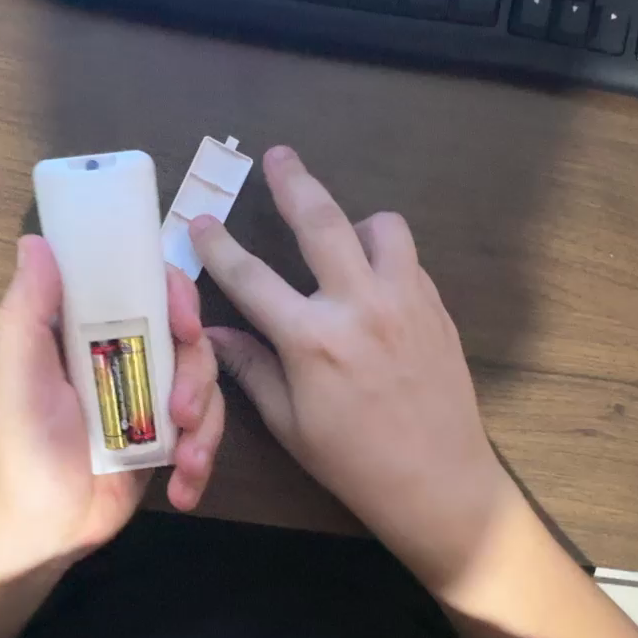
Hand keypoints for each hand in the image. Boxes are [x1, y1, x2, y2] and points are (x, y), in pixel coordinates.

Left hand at [0, 235, 224, 576]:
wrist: (44, 534)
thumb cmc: (23, 454)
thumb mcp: (18, 382)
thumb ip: (25, 315)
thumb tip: (36, 243)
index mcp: (85, 332)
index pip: (140, 286)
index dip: (173, 292)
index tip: (186, 322)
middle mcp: (122, 355)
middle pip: (186, 335)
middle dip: (197, 372)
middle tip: (184, 411)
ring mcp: (148, 398)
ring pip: (204, 383)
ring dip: (206, 424)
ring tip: (186, 461)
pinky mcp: (165, 438)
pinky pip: (205, 432)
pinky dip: (202, 460)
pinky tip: (183, 489)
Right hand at [190, 146, 516, 592]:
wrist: (437, 482)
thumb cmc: (352, 462)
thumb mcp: (289, 424)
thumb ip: (252, 370)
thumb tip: (213, 336)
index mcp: (311, 340)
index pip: (250, 279)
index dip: (218, 246)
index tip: (200, 221)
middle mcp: (359, 306)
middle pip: (321, 222)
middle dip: (294, 182)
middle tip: (279, 155)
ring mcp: (405, 301)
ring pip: (382, 227)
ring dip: (355, 222)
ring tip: (343, 237)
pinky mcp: (437, 309)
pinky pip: (409, 260)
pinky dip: (386, 258)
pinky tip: (375, 285)